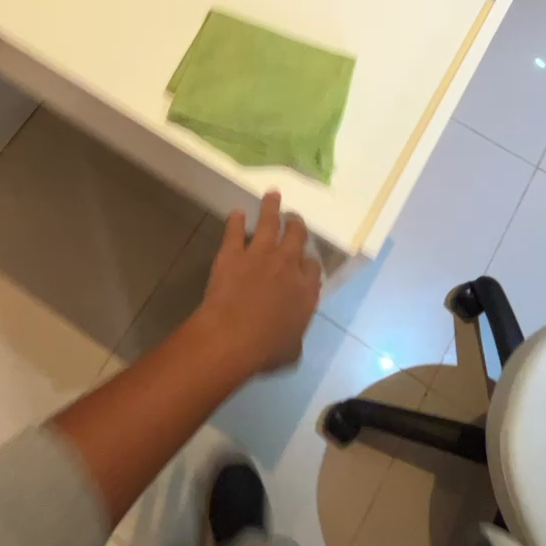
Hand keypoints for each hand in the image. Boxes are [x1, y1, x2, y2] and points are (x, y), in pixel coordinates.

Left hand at [190, 191, 321, 376]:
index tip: (304, 261)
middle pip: (296, 237)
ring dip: (271, 207)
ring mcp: (260, 255)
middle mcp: (287, 266)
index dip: (308, 262)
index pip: (313, 268)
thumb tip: (292, 338)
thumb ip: (295, 336)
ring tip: (272, 194)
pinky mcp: (233, 252)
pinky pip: (235, 230)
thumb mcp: (292, 351)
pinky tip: (237, 213)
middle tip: (294, 217)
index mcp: (305, 291)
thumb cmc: (264, 350)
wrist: (232, 337)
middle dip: (296, 224)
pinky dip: (236, 220)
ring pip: (269, 223)